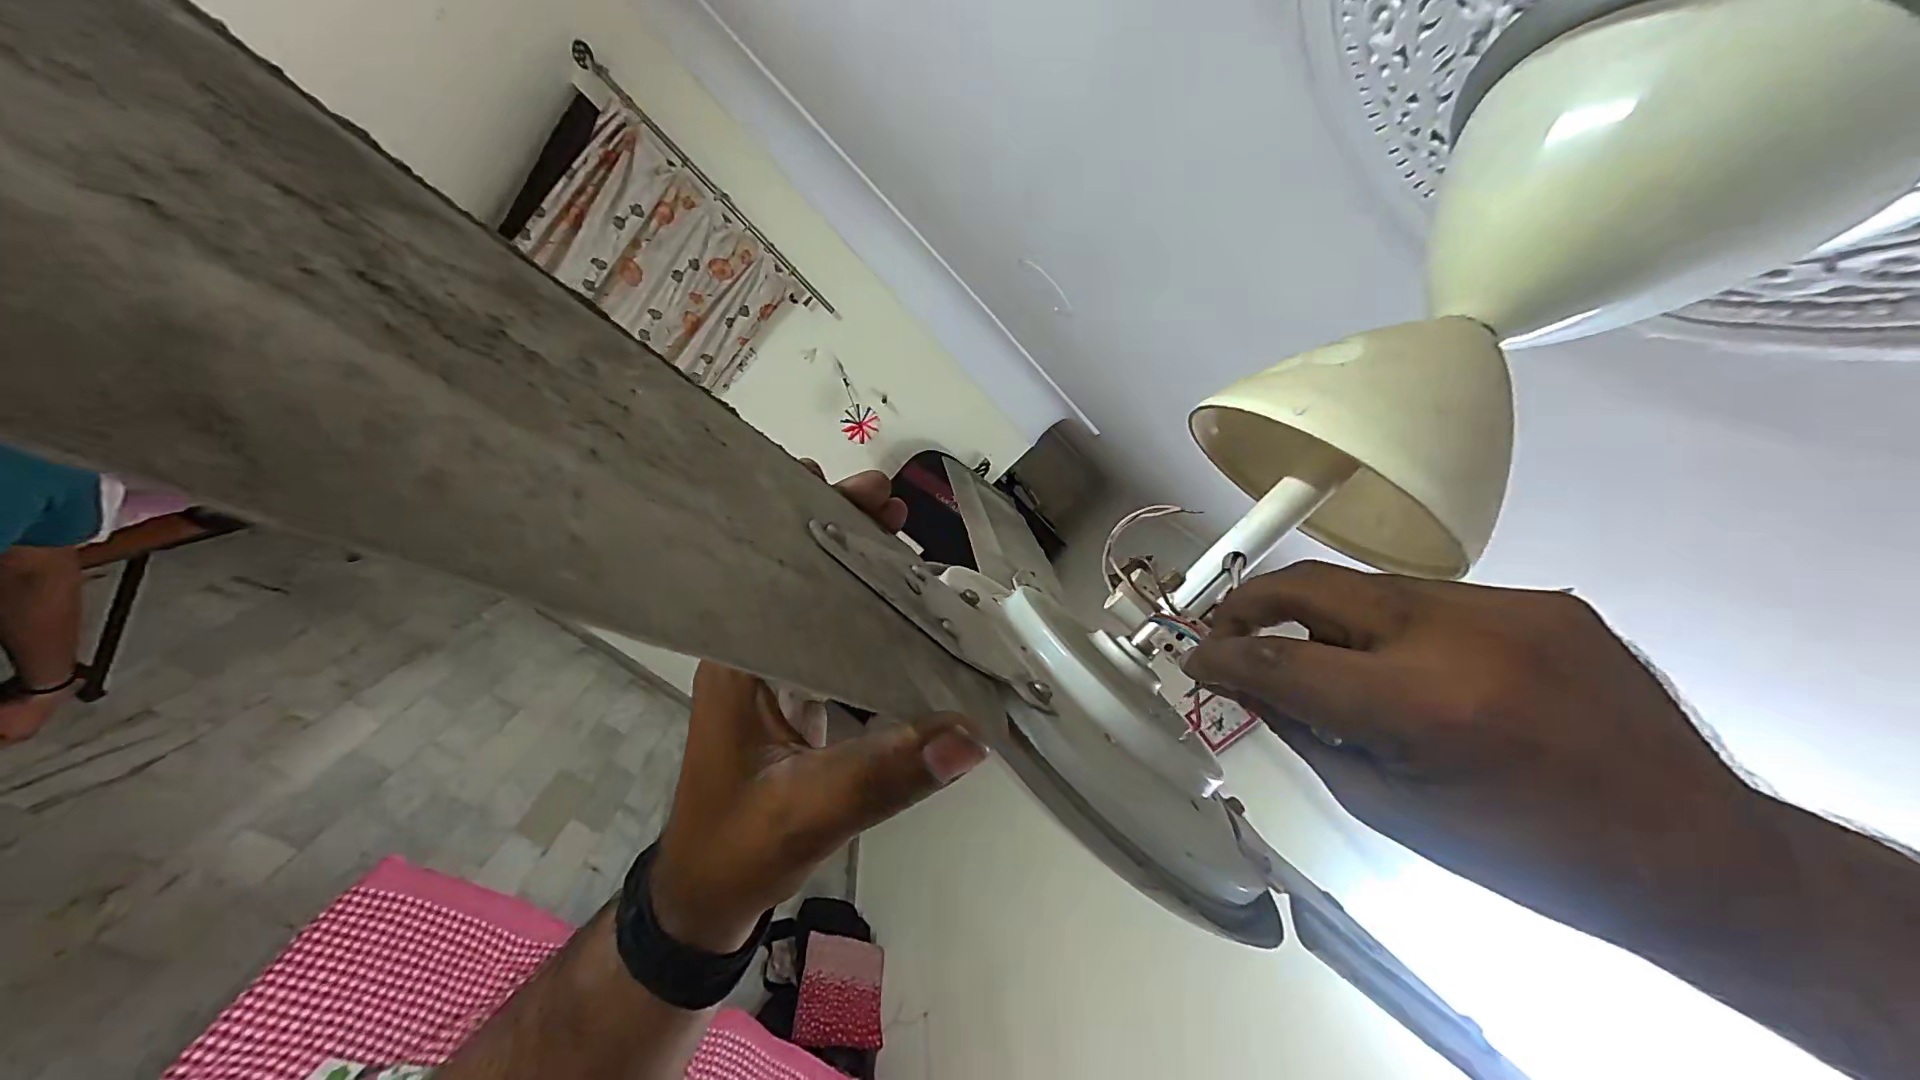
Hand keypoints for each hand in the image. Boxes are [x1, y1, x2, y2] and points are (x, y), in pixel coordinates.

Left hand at [648, 467, 985, 951]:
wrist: (708, 895)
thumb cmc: (738, 849)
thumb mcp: (809, 814)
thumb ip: (884, 777)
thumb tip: (970, 737)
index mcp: (738, 663)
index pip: (763, 571)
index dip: (794, 523)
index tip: (829, 483)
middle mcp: (752, 653)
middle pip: (794, 571)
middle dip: (839, 531)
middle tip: (889, 504)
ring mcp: (775, 671)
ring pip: (815, 598)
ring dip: (856, 564)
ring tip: (898, 531)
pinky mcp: (797, 691)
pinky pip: (831, 634)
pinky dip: (865, 609)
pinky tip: (901, 598)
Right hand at [1183, 561, 1778, 948]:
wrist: (1696, 854)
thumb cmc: (1526, 854)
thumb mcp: (1388, 804)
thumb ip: (1306, 731)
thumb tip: (1247, 683)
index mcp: (1422, 706)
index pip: (1280, 660)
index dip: (1222, 656)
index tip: (1197, 659)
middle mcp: (1461, 634)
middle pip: (1312, 585)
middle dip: (1251, 605)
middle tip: (1227, 632)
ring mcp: (1508, 605)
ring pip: (1368, 588)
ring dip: (1324, 618)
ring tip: (1320, 659)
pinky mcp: (1543, 598)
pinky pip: (1430, 599)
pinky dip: (1392, 626)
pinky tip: (1407, 666)